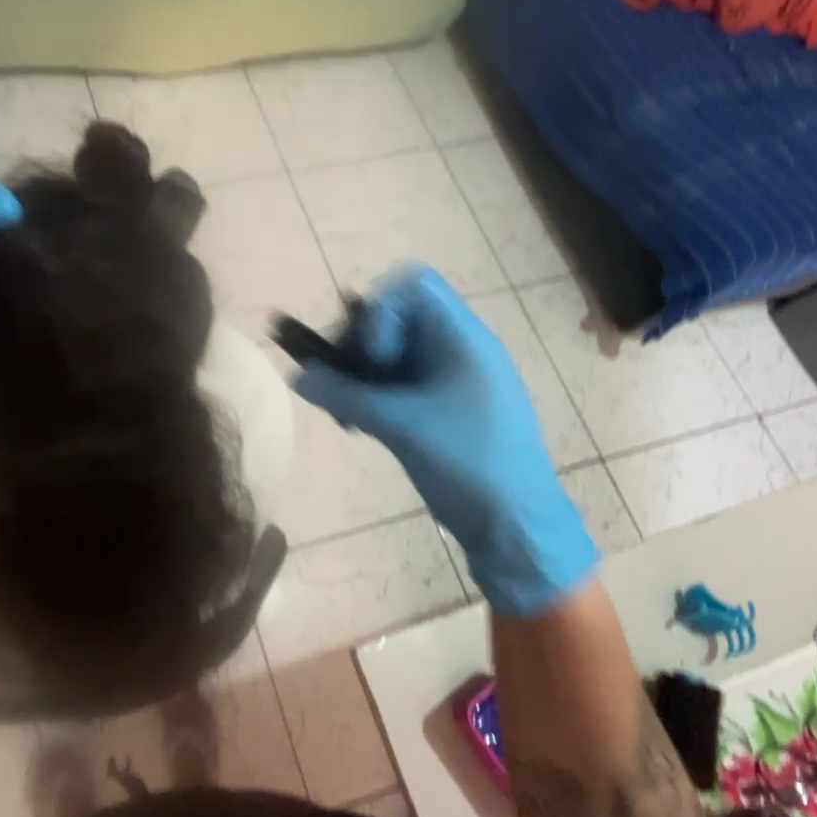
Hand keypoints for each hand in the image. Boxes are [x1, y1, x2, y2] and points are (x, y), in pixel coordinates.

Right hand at [293, 266, 597, 615]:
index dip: (381, 313)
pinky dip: (374, 398)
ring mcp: (452, 382)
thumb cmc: (469, 464)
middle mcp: (458, 351)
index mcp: (463, 339)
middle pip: (396, 319)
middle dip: (359, 348)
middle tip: (339, 386)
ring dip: (360, 378)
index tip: (373, 359)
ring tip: (344, 415)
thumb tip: (298, 375)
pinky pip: (400, 386)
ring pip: (393, 356)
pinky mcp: (443, 411)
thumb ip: (345, 396)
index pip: (412, 287)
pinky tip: (357, 426)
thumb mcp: (401, 426)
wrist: (518, 528)